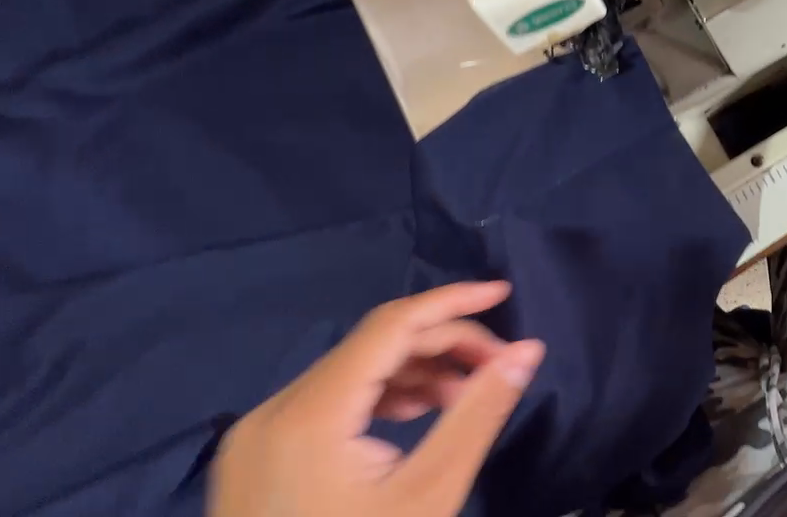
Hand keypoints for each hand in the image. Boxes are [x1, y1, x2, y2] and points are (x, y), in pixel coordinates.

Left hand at [208, 282, 544, 516]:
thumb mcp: (429, 493)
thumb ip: (479, 412)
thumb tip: (528, 348)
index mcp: (310, 416)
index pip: (392, 324)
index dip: (453, 301)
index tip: (506, 294)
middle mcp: (275, 411)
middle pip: (374, 343)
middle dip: (444, 342)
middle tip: (496, 365)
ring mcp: (259, 436)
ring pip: (355, 368)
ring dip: (418, 367)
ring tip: (463, 394)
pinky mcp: (258, 456)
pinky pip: (332, 397)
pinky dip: (384, 392)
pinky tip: (419, 412)